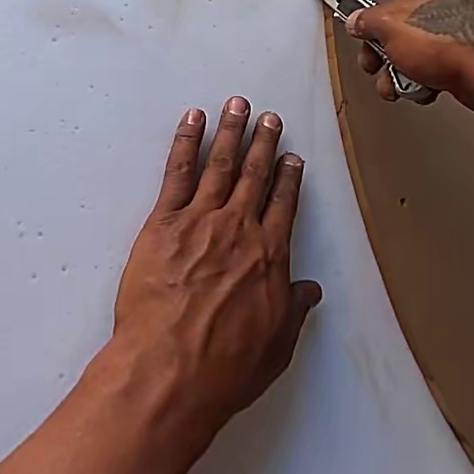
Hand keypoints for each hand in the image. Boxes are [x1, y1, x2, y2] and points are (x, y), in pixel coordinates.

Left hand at [109, 97, 319, 439]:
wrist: (170, 369)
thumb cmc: (225, 365)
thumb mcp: (276, 345)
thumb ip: (293, 310)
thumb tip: (310, 290)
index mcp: (270, 255)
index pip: (284, 205)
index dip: (288, 178)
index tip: (291, 158)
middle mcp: (239, 228)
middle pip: (255, 175)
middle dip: (263, 143)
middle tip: (269, 118)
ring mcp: (201, 220)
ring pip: (220, 164)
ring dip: (230, 131)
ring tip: (238, 105)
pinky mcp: (164, 222)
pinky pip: (177, 172)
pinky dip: (186, 141)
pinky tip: (193, 120)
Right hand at [340, 0, 473, 108]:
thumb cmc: (451, 42)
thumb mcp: (388, 26)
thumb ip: (365, 20)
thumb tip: (358, 21)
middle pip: (395, 19)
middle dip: (378, 48)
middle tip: (373, 61)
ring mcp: (461, 23)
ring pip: (411, 45)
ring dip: (397, 69)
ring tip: (398, 83)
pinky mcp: (469, 49)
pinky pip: (431, 61)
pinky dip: (421, 76)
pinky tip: (423, 86)